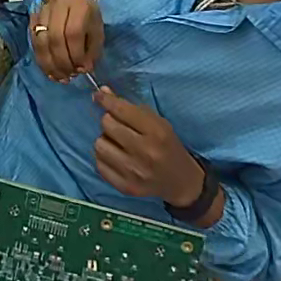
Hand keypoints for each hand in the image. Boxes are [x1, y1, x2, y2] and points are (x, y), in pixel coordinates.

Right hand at [31, 0, 102, 80]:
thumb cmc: (86, 14)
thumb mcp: (97, 28)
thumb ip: (93, 49)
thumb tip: (84, 68)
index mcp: (79, 6)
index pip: (73, 33)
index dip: (76, 54)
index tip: (81, 69)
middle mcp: (58, 6)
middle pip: (55, 38)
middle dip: (62, 62)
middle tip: (69, 76)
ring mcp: (43, 11)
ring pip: (41, 41)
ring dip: (50, 64)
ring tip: (59, 77)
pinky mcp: (33, 19)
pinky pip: (33, 42)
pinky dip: (41, 59)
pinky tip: (49, 70)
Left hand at [94, 88, 204, 206]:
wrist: (181, 182)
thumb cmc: (168, 146)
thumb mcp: (158, 123)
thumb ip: (130, 108)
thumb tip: (102, 93)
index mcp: (157, 132)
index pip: (122, 111)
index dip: (107, 101)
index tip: (98, 95)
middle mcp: (145, 152)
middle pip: (107, 125)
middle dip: (109, 121)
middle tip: (118, 126)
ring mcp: (134, 172)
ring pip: (100, 145)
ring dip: (105, 140)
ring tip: (117, 143)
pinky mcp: (126, 187)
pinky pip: (99, 165)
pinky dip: (104, 158)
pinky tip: (116, 158)